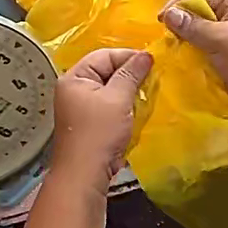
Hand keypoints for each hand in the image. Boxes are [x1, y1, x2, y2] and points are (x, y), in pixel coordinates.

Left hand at [53, 48, 151, 179]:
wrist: (85, 173)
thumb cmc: (99, 133)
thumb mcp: (118, 99)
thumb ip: (131, 74)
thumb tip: (146, 55)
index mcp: (75, 78)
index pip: (104, 55)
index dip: (128, 56)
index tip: (152, 62)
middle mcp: (75, 89)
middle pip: (106, 71)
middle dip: (130, 74)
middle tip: (152, 78)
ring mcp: (81, 106)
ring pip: (110, 89)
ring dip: (129, 90)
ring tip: (147, 93)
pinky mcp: (91, 122)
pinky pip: (110, 104)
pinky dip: (124, 104)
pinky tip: (137, 109)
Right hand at [159, 0, 227, 112]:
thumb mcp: (220, 39)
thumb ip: (194, 26)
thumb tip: (169, 14)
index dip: (180, 3)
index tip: (162, 19)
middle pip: (200, 12)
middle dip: (182, 22)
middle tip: (165, 36)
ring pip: (201, 33)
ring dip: (186, 39)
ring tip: (171, 48)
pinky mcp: (227, 57)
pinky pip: (205, 50)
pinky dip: (193, 53)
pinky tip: (182, 59)